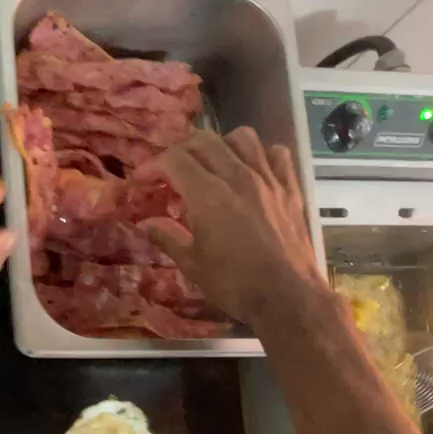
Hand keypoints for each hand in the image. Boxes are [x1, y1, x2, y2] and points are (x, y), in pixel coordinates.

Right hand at [138, 127, 319, 324]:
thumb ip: (167, 237)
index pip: (175, 161)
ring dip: (220, 145)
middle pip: (204, 142)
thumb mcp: (192, 265)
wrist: (286, 295)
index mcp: (208, 196)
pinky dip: (259, 155)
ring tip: (212, 165)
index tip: (142, 179)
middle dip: (180, 151)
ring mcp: (268, 179)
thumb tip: (145, 223)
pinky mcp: (290, 187)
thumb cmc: (233, 284)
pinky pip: (276, 154)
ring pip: (242, 138)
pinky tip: (251, 170)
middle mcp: (238, 176)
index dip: (153, 165)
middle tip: (170, 172)